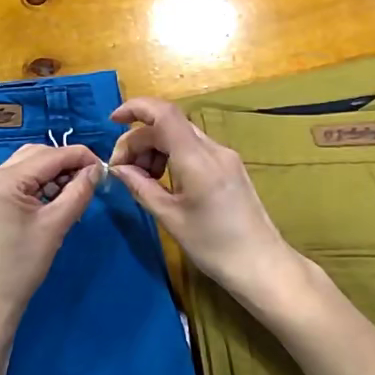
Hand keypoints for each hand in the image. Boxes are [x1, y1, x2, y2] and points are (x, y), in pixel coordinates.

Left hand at [0, 142, 103, 328]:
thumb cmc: (24, 264)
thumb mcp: (56, 225)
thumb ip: (78, 191)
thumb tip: (97, 169)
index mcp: (4, 179)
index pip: (50, 155)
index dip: (80, 157)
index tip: (104, 168)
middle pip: (38, 154)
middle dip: (66, 163)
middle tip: (90, 180)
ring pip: (29, 163)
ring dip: (54, 172)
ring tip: (75, 190)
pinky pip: (20, 177)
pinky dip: (40, 182)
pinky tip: (57, 196)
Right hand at [108, 98, 299, 299]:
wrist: (262, 265)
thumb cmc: (214, 245)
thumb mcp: (169, 217)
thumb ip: (140, 186)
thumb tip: (118, 168)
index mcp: (197, 159)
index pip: (164, 113)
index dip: (135, 108)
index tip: (112, 122)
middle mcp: (212, 149)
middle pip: (167, 126)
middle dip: (139, 141)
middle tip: (123, 171)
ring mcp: (224, 156)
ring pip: (179, 136)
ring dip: (154, 149)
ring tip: (143, 180)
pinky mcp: (229, 167)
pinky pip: (192, 149)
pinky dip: (171, 157)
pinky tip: (163, 182)